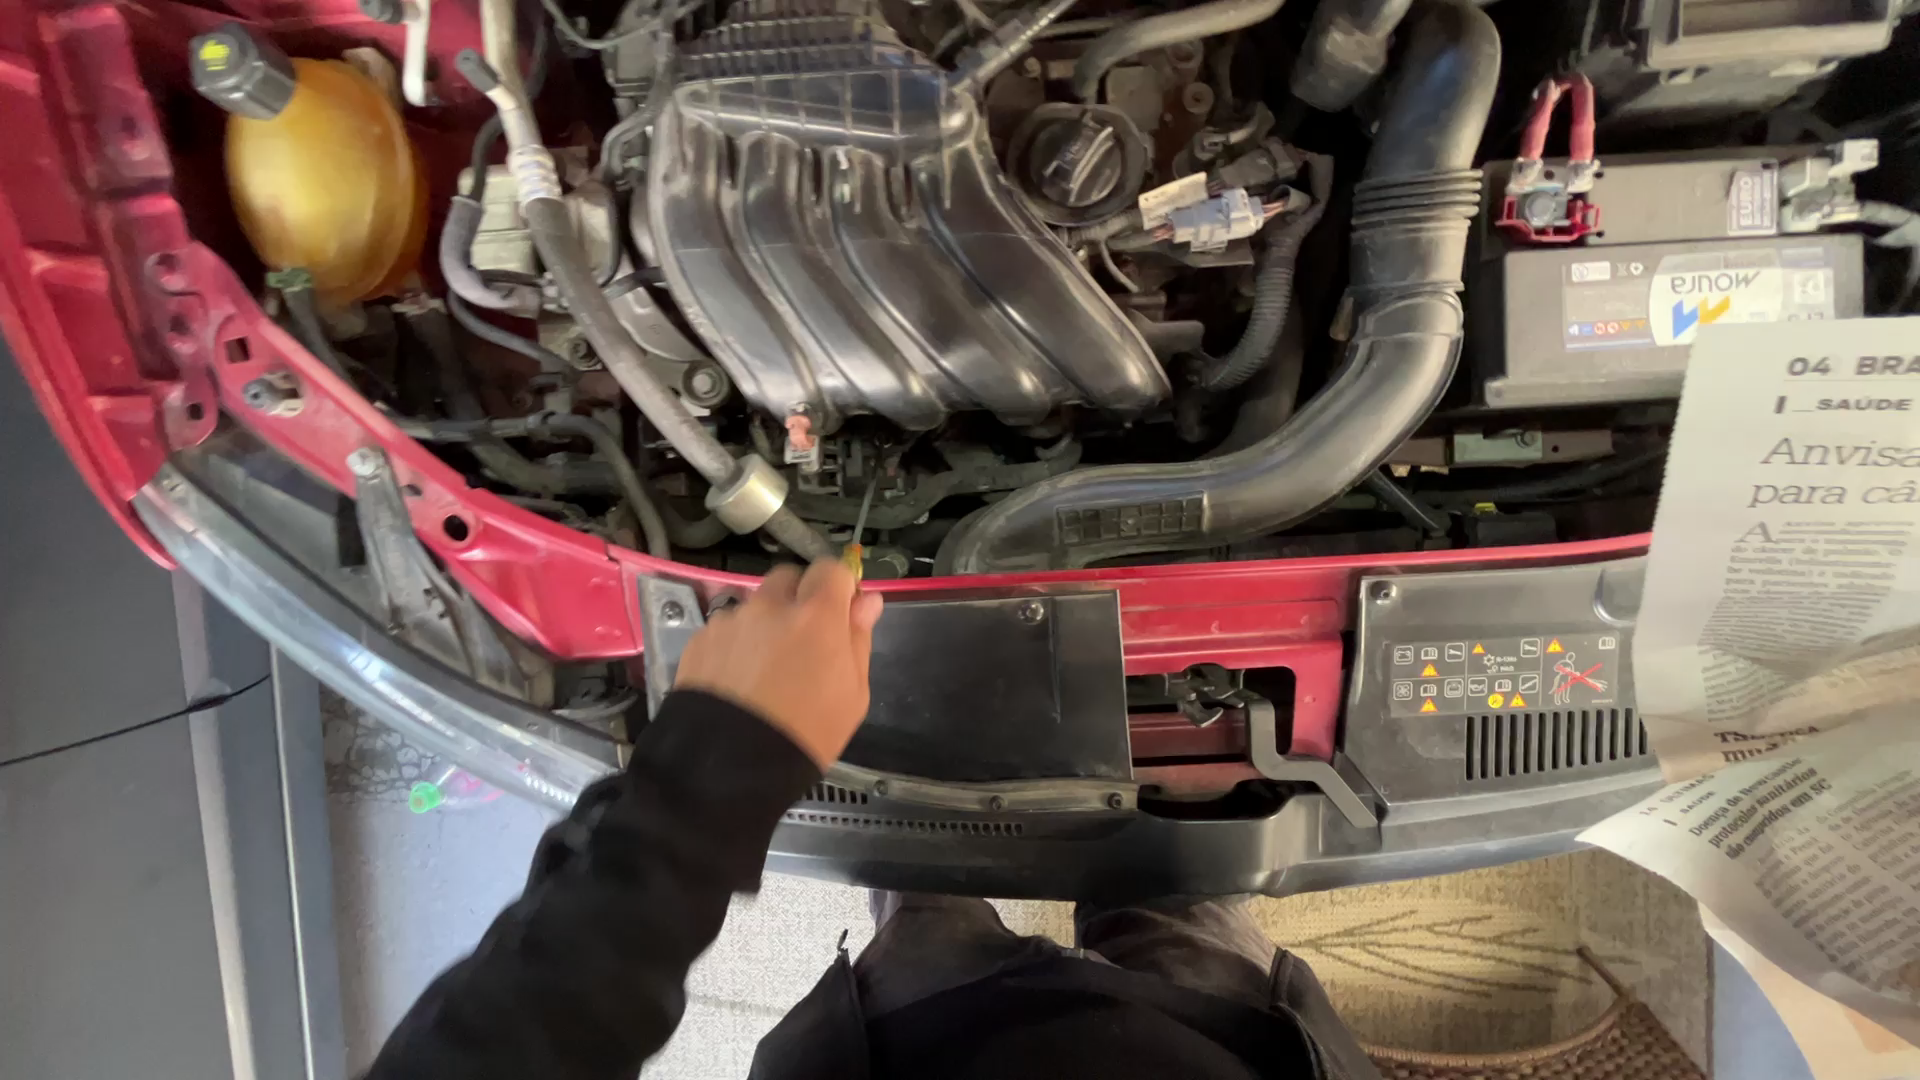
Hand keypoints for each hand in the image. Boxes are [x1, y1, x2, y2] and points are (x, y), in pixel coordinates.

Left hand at [671, 559, 883, 767]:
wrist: (727, 769)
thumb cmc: (806, 733)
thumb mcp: (853, 694)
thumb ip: (859, 639)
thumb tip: (866, 601)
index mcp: (817, 615)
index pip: (832, 569)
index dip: (838, 586)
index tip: (840, 611)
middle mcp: (770, 606)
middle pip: (788, 578)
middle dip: (798, 597)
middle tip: (803, 636)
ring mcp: (730, 621)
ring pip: (754, 606)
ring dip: (764, 623)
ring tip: (763, 669)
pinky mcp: (699, 641)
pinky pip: (725, 630)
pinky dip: (735, 645)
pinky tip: (736, 682)